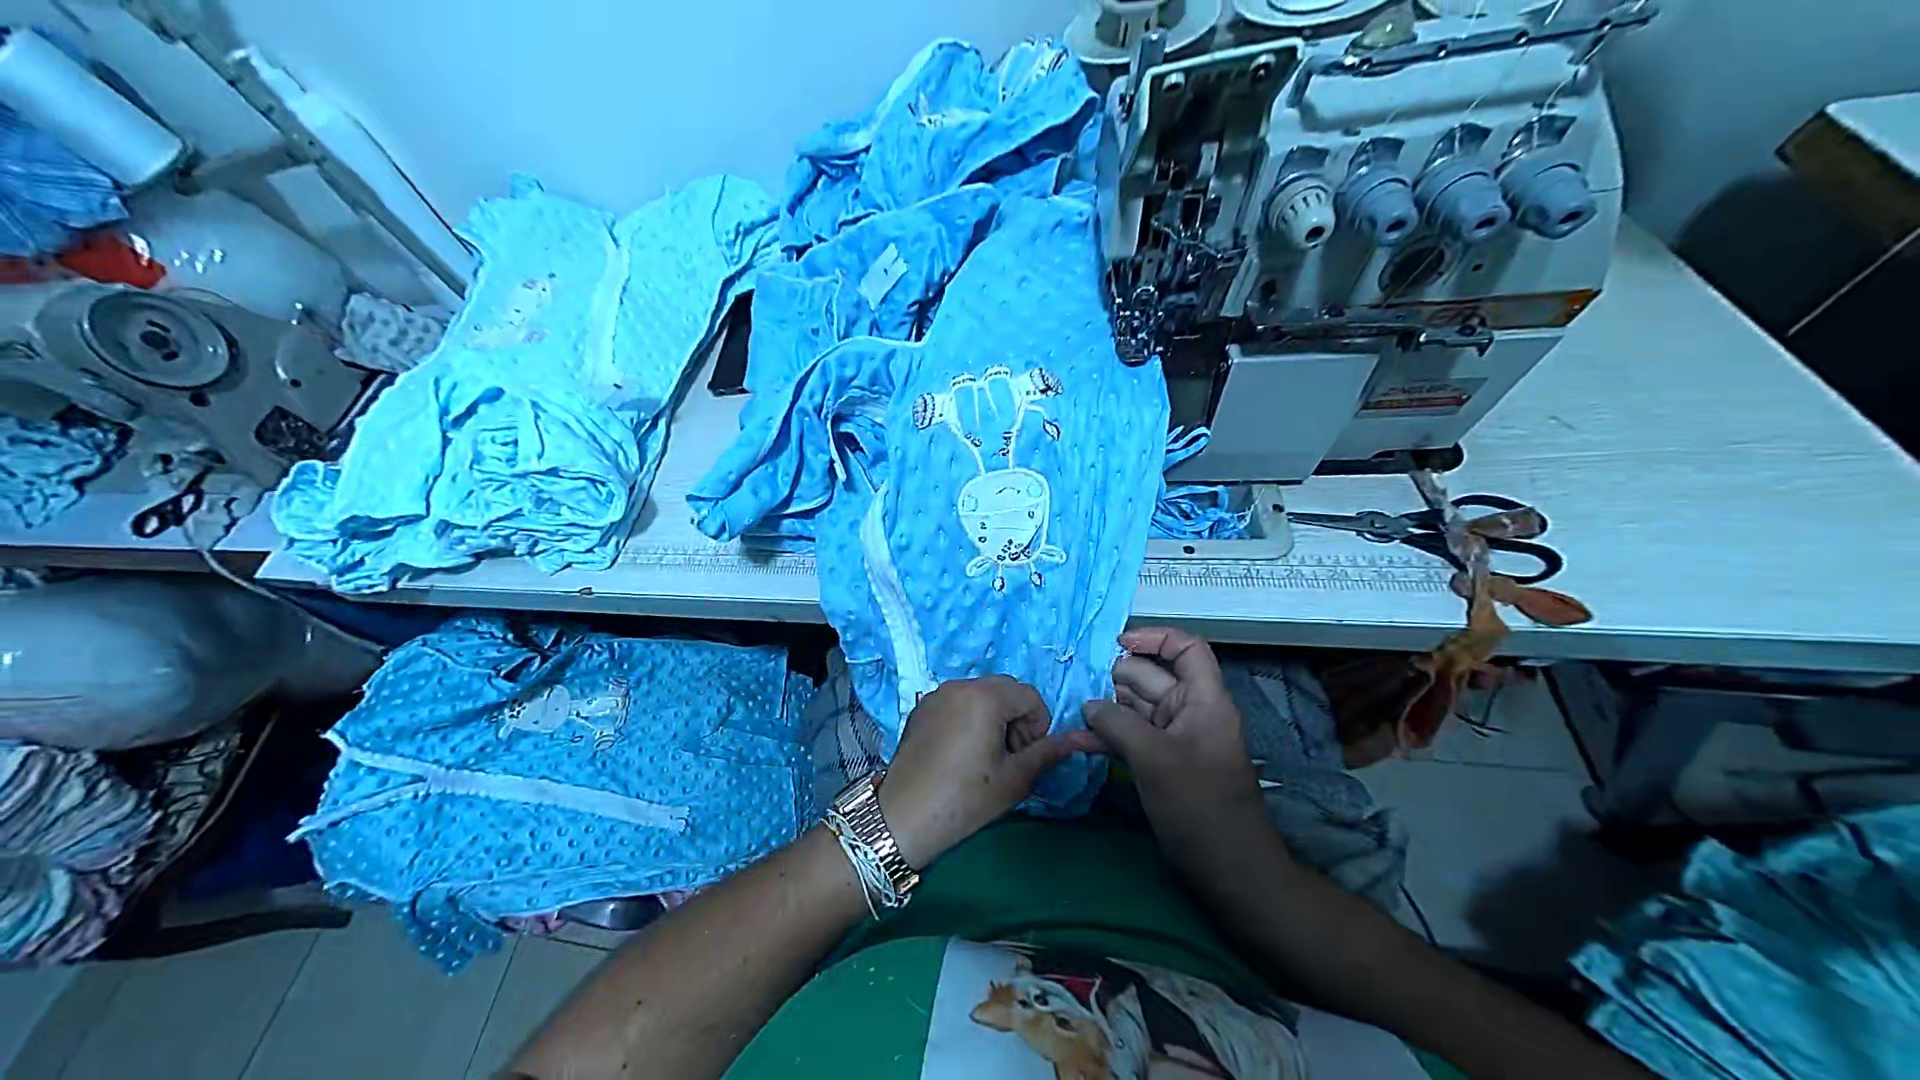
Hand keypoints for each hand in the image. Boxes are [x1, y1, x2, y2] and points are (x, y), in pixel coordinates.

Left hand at [877, 676, 1096, 867]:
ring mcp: (936, 695)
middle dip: (1017, 719)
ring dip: (995, 717)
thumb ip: (1049, 752)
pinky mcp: (921, 708)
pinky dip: (970, 718)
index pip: (1030, 696)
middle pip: (1005, 690)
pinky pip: (958, 702)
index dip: (1038, 726)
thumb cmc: (965, 798)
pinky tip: (962, 753)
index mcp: (984, 696)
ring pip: (981, 694)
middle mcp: (960, 685)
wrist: (903, 818)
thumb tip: (1081, 739)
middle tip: (1010, 758)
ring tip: (986, 757)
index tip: (1027, 756)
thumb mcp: (1015, 778)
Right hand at [1081, 628, 1268, 868]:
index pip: (1186, 649)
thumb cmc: (1198, 804)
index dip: (1154, 638)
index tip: (1115, 645)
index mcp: (1203, 699)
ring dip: (1105, 709)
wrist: (1225, 865)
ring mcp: (1174, 737)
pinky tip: (1080, 741)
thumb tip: (1089, 705)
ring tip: (1072, 713)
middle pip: (1151, 677)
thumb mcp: (1154, 758)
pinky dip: (1109, 736)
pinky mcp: (1161, 761)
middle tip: (1077, 686)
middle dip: (1114, 679)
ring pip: (1135, 707)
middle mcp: (1189, 711)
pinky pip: (1132, 736)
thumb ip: (1117, 723)